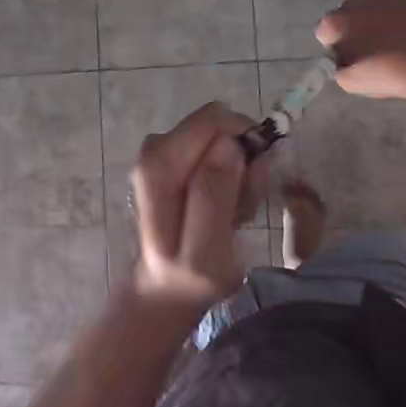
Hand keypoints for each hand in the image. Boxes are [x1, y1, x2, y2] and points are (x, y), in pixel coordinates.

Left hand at [129, 103, 269, 309]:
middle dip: (244, 161)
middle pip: (221, 126)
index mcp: (158, 165)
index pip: (216, 121)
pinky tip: (227, 210)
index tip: (249, 187)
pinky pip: (220, 150)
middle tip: (244, 206)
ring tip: (235, 214)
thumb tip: (229, 144)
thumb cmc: (190, 276)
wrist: (167, 286)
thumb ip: (214, 195)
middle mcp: (156, 146)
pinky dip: (233, 178)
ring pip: (225, 138)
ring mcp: (163, 150)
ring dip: (241, 175)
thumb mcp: (207, 249)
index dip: (244, 145)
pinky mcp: (175, 157)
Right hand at [315, 0, 405, 101]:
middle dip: (355, 24)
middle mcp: (355, 0)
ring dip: (377, 12)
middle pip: (348, 11)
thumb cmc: (387, 76)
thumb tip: (342, 58)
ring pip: (373, 1)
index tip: (350, 56)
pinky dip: (402, 8)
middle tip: (373, 45)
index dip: (335, 44)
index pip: (325, 31)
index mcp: (335, 22)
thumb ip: (338, 66)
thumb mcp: (350, 82)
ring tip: (395, 34)